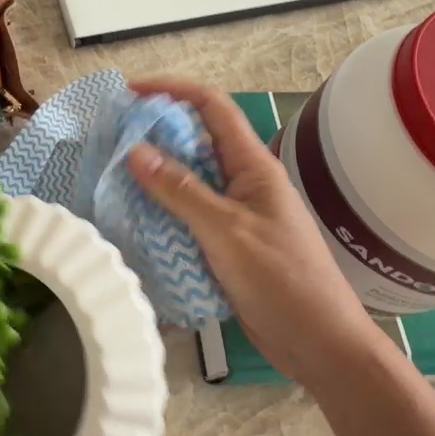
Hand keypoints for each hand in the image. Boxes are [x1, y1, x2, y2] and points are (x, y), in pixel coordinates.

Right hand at [124, 78, 372, 381]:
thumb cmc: (282, 280)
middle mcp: (243, 180)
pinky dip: (163, 207)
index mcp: (253, 164)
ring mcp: (236, 211)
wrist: (321, 346)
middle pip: (196, 138)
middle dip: (156, 130)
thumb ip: (181, 190)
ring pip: (190, 176)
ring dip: (156, 171)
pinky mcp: (228, 241)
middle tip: (113, 135)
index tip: (132, 91)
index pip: (211, 106)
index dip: (172, 89)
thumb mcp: (226, 231)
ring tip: (115, 172)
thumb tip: (135, 150)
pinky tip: (136, 215)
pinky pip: (189, 211)